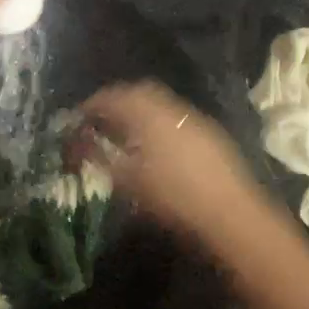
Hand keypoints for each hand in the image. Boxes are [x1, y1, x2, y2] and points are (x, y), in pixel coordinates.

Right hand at [81, 81, 271, 242]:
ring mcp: (195, 120)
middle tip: (101, 119)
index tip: (78, 116)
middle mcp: (172, 109)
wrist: (231, 215)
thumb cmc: (172, 197)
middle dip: (117, 102)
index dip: (92, 104)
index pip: (113, 96)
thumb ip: (99, 156)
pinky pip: (176, 118)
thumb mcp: (126, 180)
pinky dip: (158, 123)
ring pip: (160, 105)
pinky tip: (154, 146)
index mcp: (148, 114)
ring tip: (125, 133)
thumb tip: (80, 142)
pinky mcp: (211, 135)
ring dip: (139, 112)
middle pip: (139, 92)